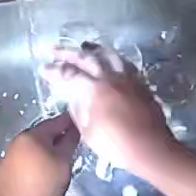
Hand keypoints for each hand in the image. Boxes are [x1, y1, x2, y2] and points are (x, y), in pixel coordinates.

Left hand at [0, 112, 79, 195]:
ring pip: (38, 146)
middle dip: (61, 136)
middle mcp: (19, 140)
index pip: (56, 121)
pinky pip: (30, 158)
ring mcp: (12, 155)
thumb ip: (69, 143)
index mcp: (31, 134)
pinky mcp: (9, 170)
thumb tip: (75, 129)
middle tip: (79, 142)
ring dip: (52, 149)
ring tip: (67, 158)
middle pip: (45, 133)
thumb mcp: (62, 163)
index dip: (72, 121)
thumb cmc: (42, 187)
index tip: (86, 123)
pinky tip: (50, 170)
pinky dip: (42, 160)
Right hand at [40, 42, 176, 169]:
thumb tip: (73, 96)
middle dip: (68, 52)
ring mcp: (127, 78)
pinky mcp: (140, 83)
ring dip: (93, 49)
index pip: (69, 73)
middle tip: (54, 50)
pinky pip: (124, 63)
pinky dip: (112, 58)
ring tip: (83, 46)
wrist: (151, 148)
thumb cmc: (116, 145)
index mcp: (94, 88)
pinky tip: (110, 60)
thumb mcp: (88, 131)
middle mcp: (110, 77)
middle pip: (87, 57)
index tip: (43, 69)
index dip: (54, 70)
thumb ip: (78, 109)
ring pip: (108, 55)